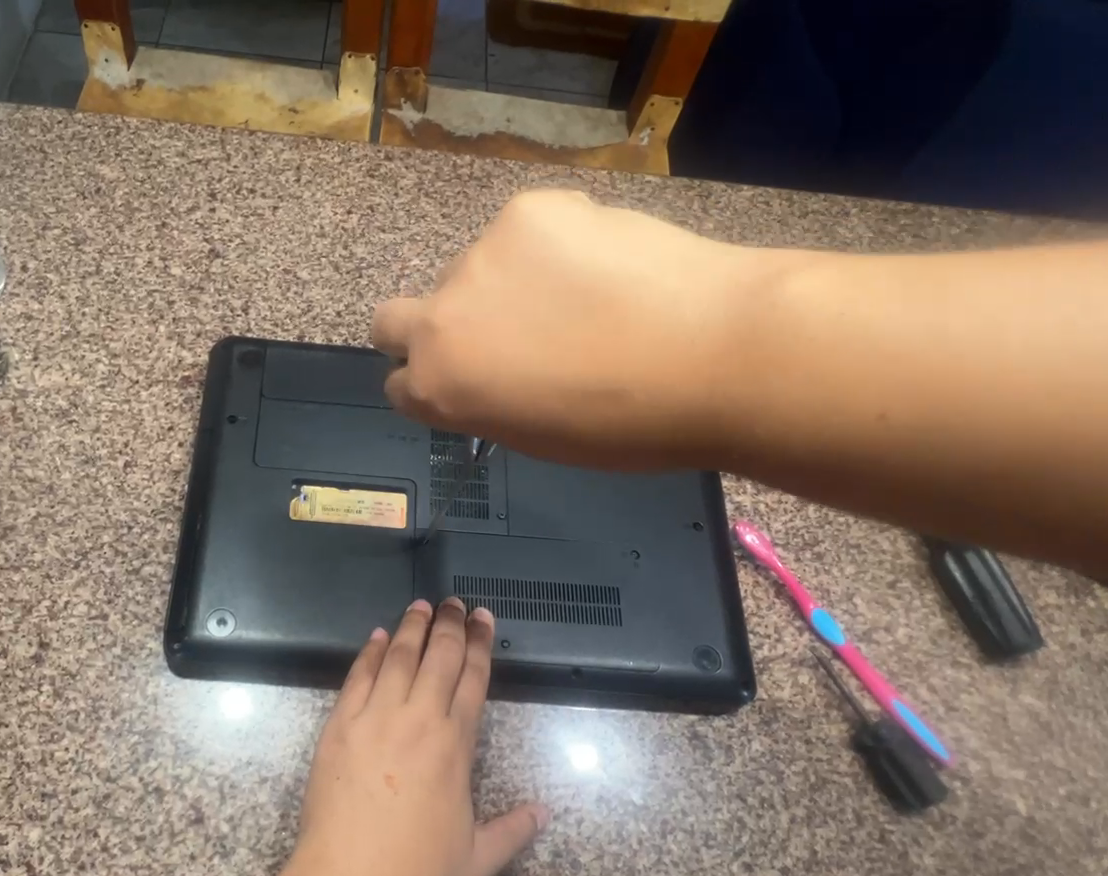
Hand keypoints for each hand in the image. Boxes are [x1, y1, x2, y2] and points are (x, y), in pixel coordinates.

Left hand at [278, 598, 547, 875]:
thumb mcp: (478, 858)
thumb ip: (514, 829)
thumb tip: (545, 811)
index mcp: (455, 745)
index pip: (473, 679)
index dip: (481, 645)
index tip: (484, 619)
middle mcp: (418, 720)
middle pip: (438, 657)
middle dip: (450, 625)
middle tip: (455, 602)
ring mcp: (373, 719)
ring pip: (396, 658)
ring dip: (410, 628)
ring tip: (420, 606)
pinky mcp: (338, 727)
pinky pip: (357, 678)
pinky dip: (368, 653)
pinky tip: (375, 637)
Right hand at [373, 189, 798, 469]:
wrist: (713, 354)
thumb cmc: (626, 426)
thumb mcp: (534, 435)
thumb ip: (486, 400)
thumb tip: (490, 370)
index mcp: (439, 386)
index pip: (398, 383)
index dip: (433, 384)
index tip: (471, 384)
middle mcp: (439, 319)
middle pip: (394, 317)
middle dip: (428, 329)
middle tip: (497, 337)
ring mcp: (481, 256)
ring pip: (472, 271)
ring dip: (504, 285)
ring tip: (583, 301)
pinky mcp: (531, 209)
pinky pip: (523, 234)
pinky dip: (550, 249)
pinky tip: (603, 267)